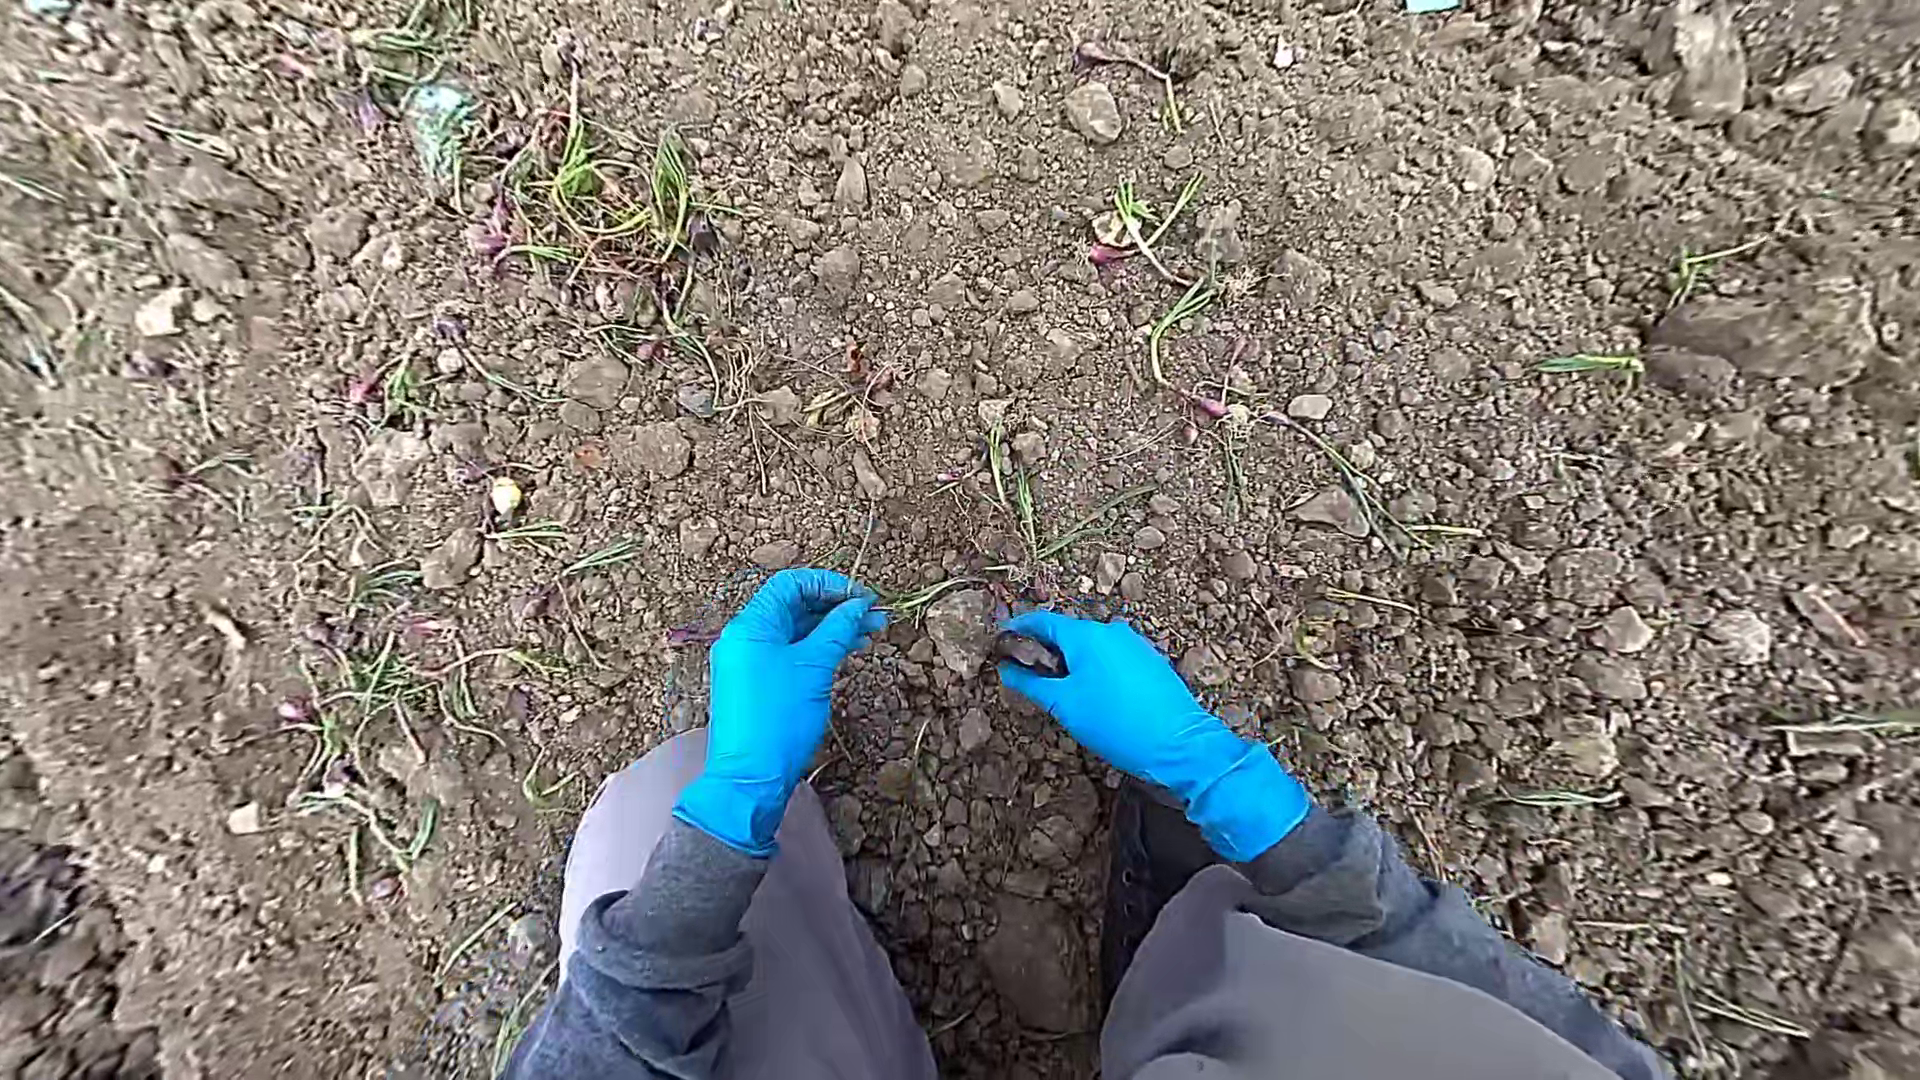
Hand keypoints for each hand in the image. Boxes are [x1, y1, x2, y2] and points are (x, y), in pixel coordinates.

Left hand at [674, 569, 885, 855]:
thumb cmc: (779, 718)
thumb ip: (837, 629)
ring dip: (835, 627)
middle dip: (838, 606)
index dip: (830, 584)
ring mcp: (753, 659)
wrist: (751, 778)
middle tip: (875, 615)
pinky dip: (822, 646)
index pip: (792, 584)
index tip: (861, 597)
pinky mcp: (762, 680)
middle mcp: (748, 636)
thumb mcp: (814, 667)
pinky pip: (795, 651)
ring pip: (799, 630)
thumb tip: (858, 604)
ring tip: (872, 631)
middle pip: (797, 605)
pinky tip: (850, 649)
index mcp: (752, 625)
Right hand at [996, 612, 1310, 861]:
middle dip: (1043, 649)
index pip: (1042, 620)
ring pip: (1089, 646)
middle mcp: (1111, 631)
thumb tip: (1007, 671)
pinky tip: (1091, 693)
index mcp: (1087, 634)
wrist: (1181, 746)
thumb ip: (1031, 684)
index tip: (1000, 639)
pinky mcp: (1149, 661)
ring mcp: (1133, 644)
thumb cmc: (1117, 723)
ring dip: (1069, 661)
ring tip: (1058, 689)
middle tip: (1026, 672)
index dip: (1018, 628)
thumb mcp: (1064, 705)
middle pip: (1066, 632)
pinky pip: (1110, 656)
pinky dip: (1093, 667)